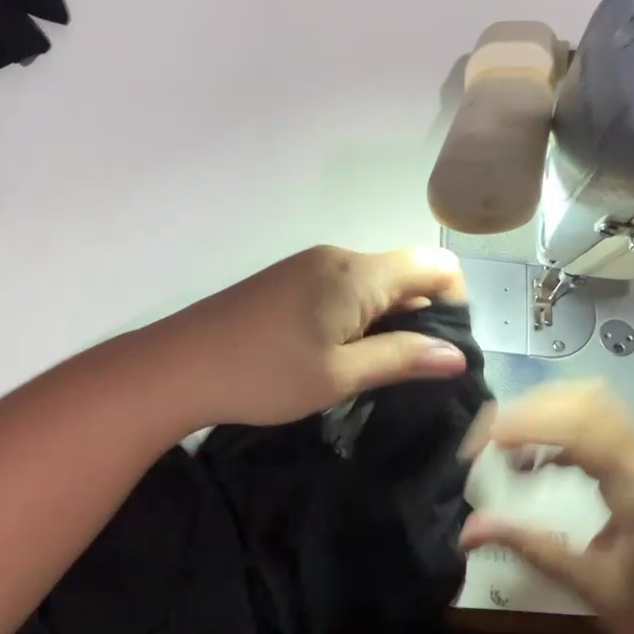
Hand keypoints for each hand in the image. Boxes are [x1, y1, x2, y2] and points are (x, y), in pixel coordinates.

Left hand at [153, 245, 470, 425]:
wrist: (176, 367)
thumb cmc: (263, 374)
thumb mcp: (340, 375)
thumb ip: (402, 359)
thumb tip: (457, 355)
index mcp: (357, 274)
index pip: (435, 265)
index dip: (456, 304)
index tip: (446, 352)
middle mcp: (338, 258)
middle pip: (405, 275)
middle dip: (422, 319)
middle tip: (414, 374)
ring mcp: (309, 267)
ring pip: (373, 287)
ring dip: (387, 323)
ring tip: (376, 374)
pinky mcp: (288, 282)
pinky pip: (344, 292)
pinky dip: (358, 320)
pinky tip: (339, 359)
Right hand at [458, 381, 633, 633]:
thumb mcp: (591, 587)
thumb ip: (531, 547)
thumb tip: (466, 530)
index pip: (577, 425)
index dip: (522, 424)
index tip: (478, 448)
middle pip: (586, 400)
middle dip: (529, 411)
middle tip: (485, 444)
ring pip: (595, 409)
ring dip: (545, 419)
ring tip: (504, 452)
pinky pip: (602, 433)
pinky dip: (561, 437)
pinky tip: (534, 466)